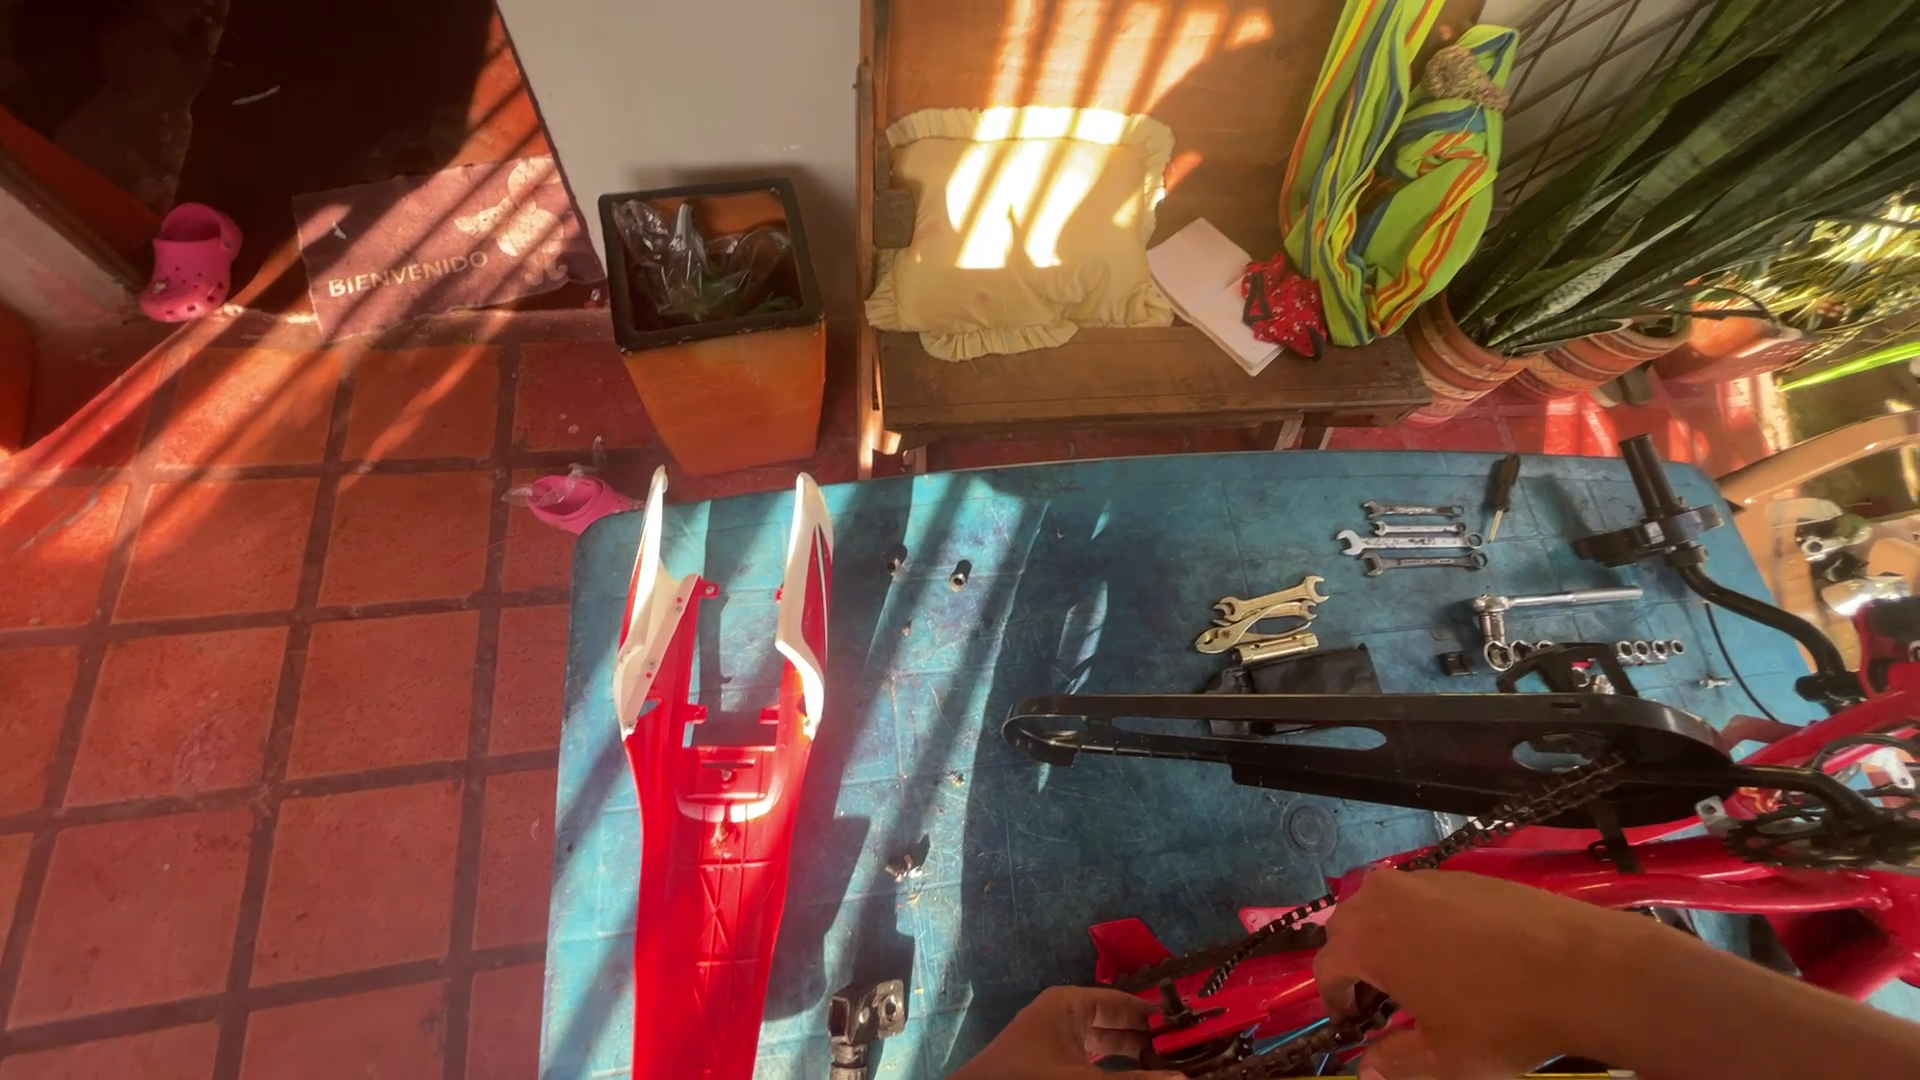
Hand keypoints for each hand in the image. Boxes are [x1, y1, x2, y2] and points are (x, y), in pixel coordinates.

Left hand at [947, 986, 1185, 1079]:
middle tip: (1194, 1056)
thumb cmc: (1030, 1078)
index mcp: (1070, 1005)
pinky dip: (1119, 1074)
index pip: (1123, 1002)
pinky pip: (1096, 1066)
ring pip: (1109, 1049)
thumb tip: (1185, 1078)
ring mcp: (1060, 1046)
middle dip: (1153, 1042)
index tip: (1194, 1027)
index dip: (1157, 1014)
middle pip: (1118, 1025)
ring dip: (1138, 1061)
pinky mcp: (1055, 1069)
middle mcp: (1067, 1018)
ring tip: (1178, 1069)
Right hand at [1313, 869, 1656, 1079]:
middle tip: (1386, 1002)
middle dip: (1356, 965)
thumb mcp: (1449, 1058)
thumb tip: (1366, 1070)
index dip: (1334, 1000)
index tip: (1353, 1024)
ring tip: (1422, 974)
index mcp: (1363, 942)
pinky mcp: (1449, 874)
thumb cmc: (1502, 1018)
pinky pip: (1415, 898)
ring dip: (1385, 939)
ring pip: (1378, 908)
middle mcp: (1376, 899)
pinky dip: (1420, 923)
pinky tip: (1461, 953)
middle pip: (1345, 930)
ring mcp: (1413, 881)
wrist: (1581, 968)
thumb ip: (1398, 1062)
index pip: (1326, 969)